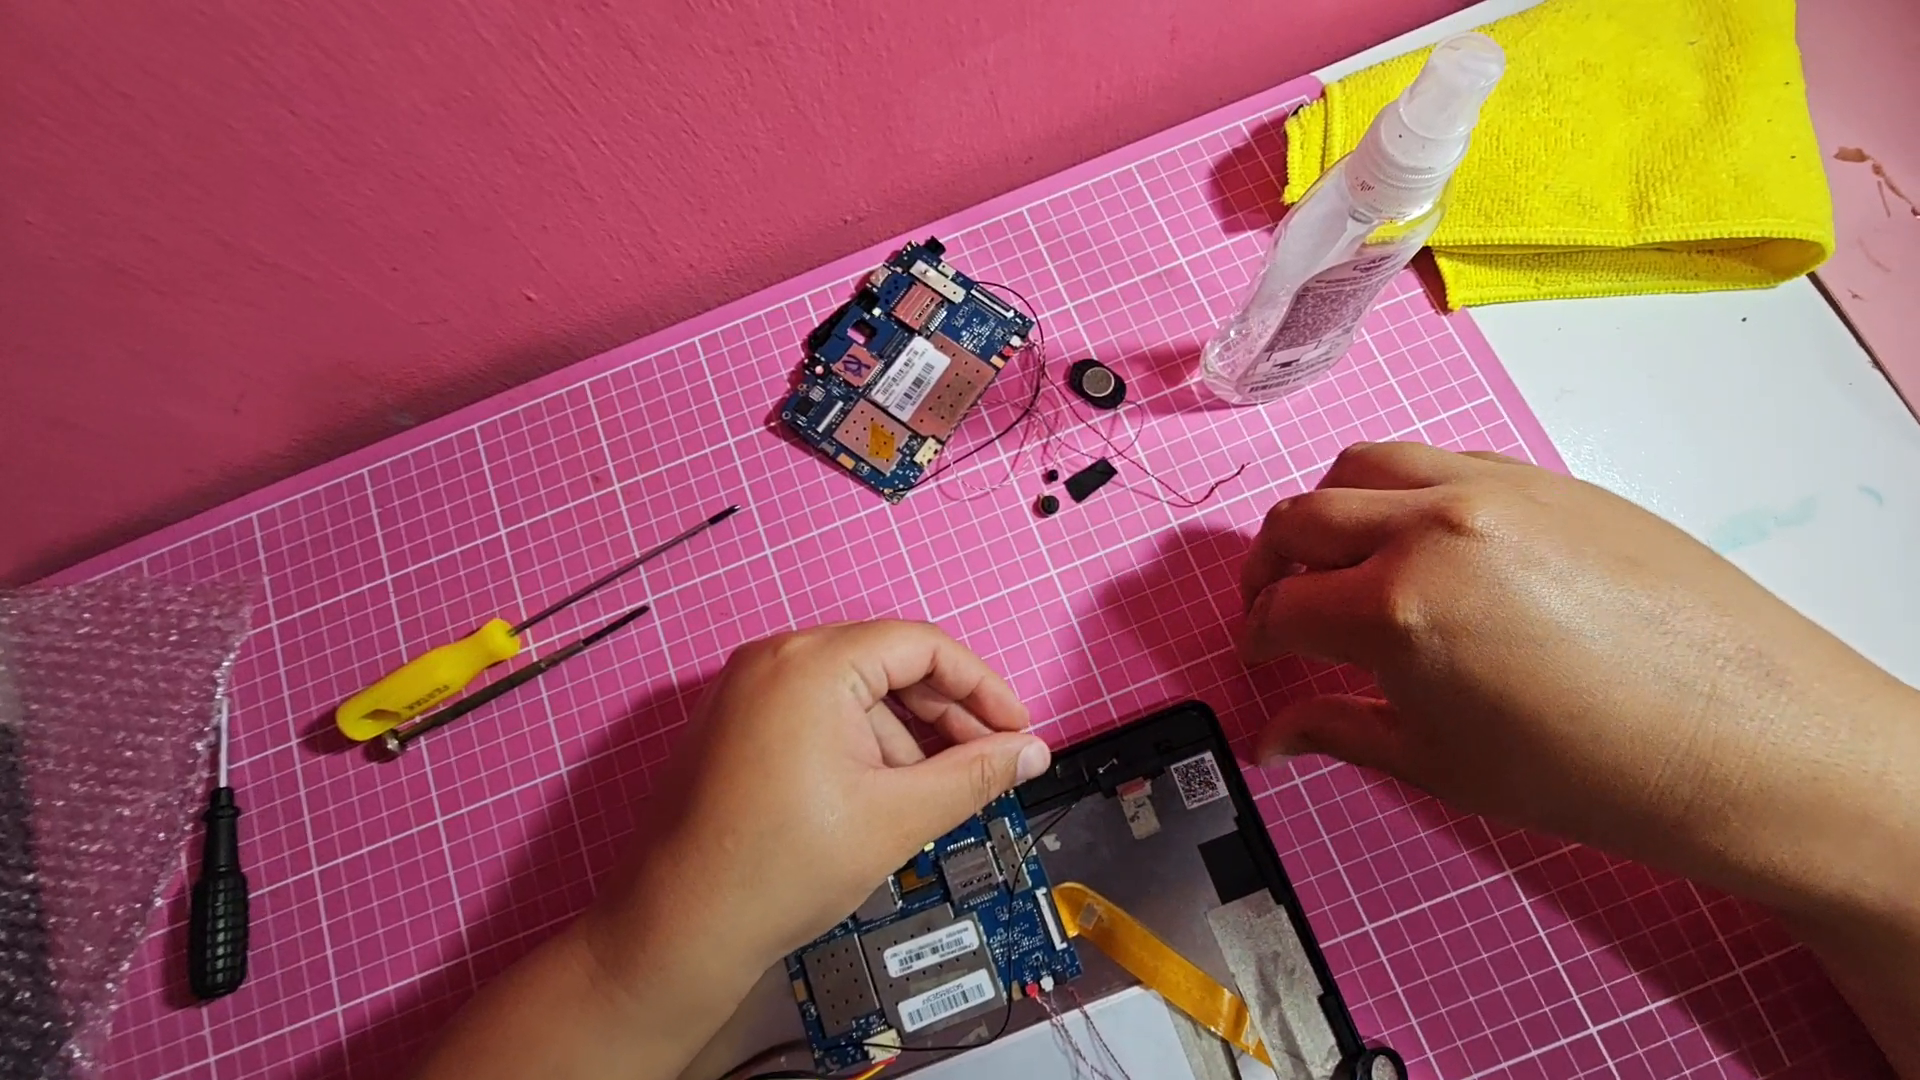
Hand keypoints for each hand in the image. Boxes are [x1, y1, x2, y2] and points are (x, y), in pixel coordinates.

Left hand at [412, 620, 1048, 1079]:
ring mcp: (751, 686)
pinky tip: (887, 789)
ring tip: (937, 789)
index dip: (980, 685)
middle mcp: (776, 657)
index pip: (921, 645)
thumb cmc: (779, 870)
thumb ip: (975, 775)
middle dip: (944, 714)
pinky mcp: (741, 718)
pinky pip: (822, 709)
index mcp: (812, 664)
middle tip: (988, 760)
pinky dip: (864, 741)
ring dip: (906, 734)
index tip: (1015, 727)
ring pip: (856, 690)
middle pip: (888, 664)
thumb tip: (1030, 751)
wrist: (676, 933)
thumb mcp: (896, 818)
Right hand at [1237, 442, 1918, 915]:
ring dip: (1322, 513)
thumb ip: (1333, 731)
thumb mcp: (1437, 764)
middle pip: (1297, 521)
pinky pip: (1432, 459)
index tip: (1260, 655)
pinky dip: (1391, 491)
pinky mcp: (1542, 477)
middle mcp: (1429, 528)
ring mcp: (1490, 490)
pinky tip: (1416, 539)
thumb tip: (1266, 740)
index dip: (1256, 637)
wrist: (1766, 749)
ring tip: (1334, 557)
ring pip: (1356, 467)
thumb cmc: (1589, 777)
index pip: (1281, 609)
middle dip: (1263, 568)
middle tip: (1272, 607)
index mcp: (1396, 609)